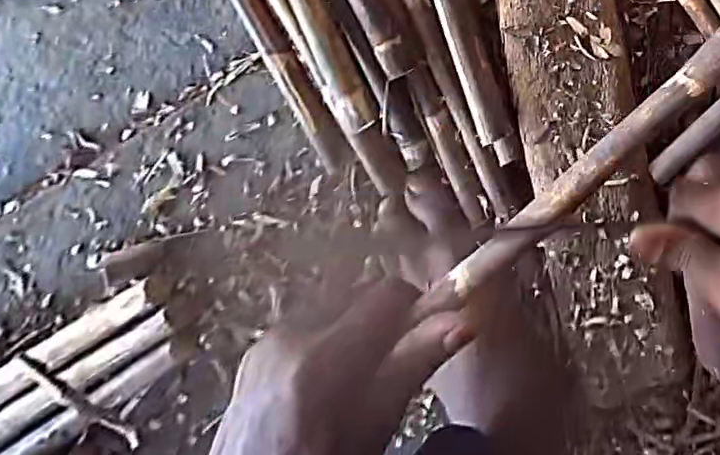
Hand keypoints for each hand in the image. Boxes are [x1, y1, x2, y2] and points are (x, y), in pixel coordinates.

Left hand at [209, 277, 472, 454]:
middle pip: (360, 292)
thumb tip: (463, 320)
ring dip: (358, 325)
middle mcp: (289, 336)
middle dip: (386, 316)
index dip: (416, 304)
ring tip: (363, 374)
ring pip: (336, 303)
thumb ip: (416, 363)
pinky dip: (330, 337)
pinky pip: (309, 321)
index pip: (386, 293)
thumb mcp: (376, 426)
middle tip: (400, 357)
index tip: (433, 326)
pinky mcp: (256, 349)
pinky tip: (333, 378)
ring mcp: (267, 341)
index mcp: (322, 360)